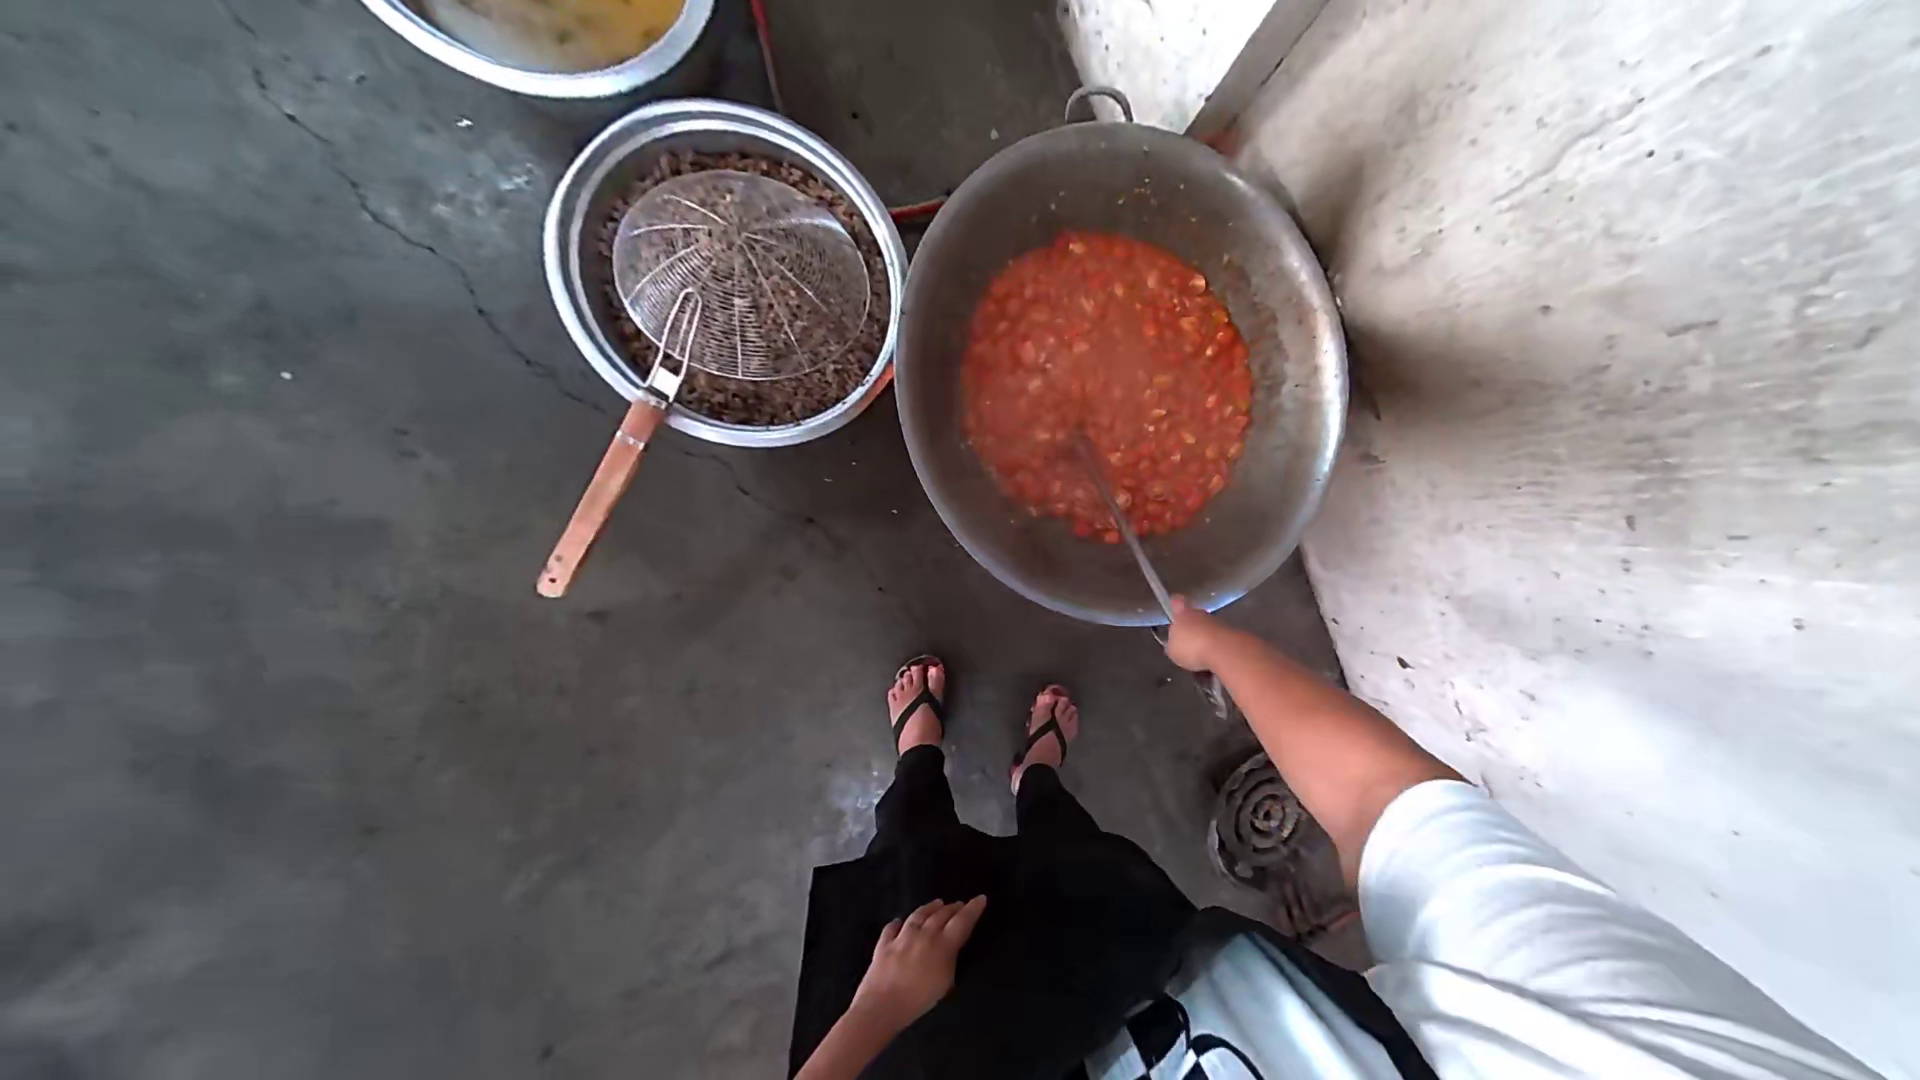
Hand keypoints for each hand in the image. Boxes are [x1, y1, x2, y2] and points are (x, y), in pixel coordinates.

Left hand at [848, 896, 986, 1034]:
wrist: (883, 1005)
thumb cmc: (919, 1000)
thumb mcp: (945, 983)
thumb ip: (950, 960)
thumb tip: (951, 948)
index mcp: (942, 945)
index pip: (962, 922)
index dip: (973, 909)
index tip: (981, 898)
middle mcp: (923, 934)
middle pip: (941, 915)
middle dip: (953, 907)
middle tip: (959, 903)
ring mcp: (902, 936)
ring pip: (918, 915)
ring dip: (929, 908)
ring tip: (937, 902)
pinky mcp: (884, 943)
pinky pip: (892, 928)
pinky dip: (897, 924)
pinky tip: (899, 921)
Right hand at [1165, 595, 1227, 671]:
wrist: (1225, 651)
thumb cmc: (1192, 648)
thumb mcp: (1173, 650)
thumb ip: (1174, 644)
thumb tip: (1176, 644)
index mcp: (1183, 615)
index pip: (1178, 603)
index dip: (1176, 603)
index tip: (1175, 601)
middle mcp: (1202, 615)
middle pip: (1196, 617)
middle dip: (1193, 627)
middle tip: (1189, 642)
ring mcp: (1219, 624)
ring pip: (1209, 629)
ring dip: (1206, 640)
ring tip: (1202, 657)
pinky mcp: (1234, 635)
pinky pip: (1221, 641)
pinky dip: (1218, 649)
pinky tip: (1214, 662)